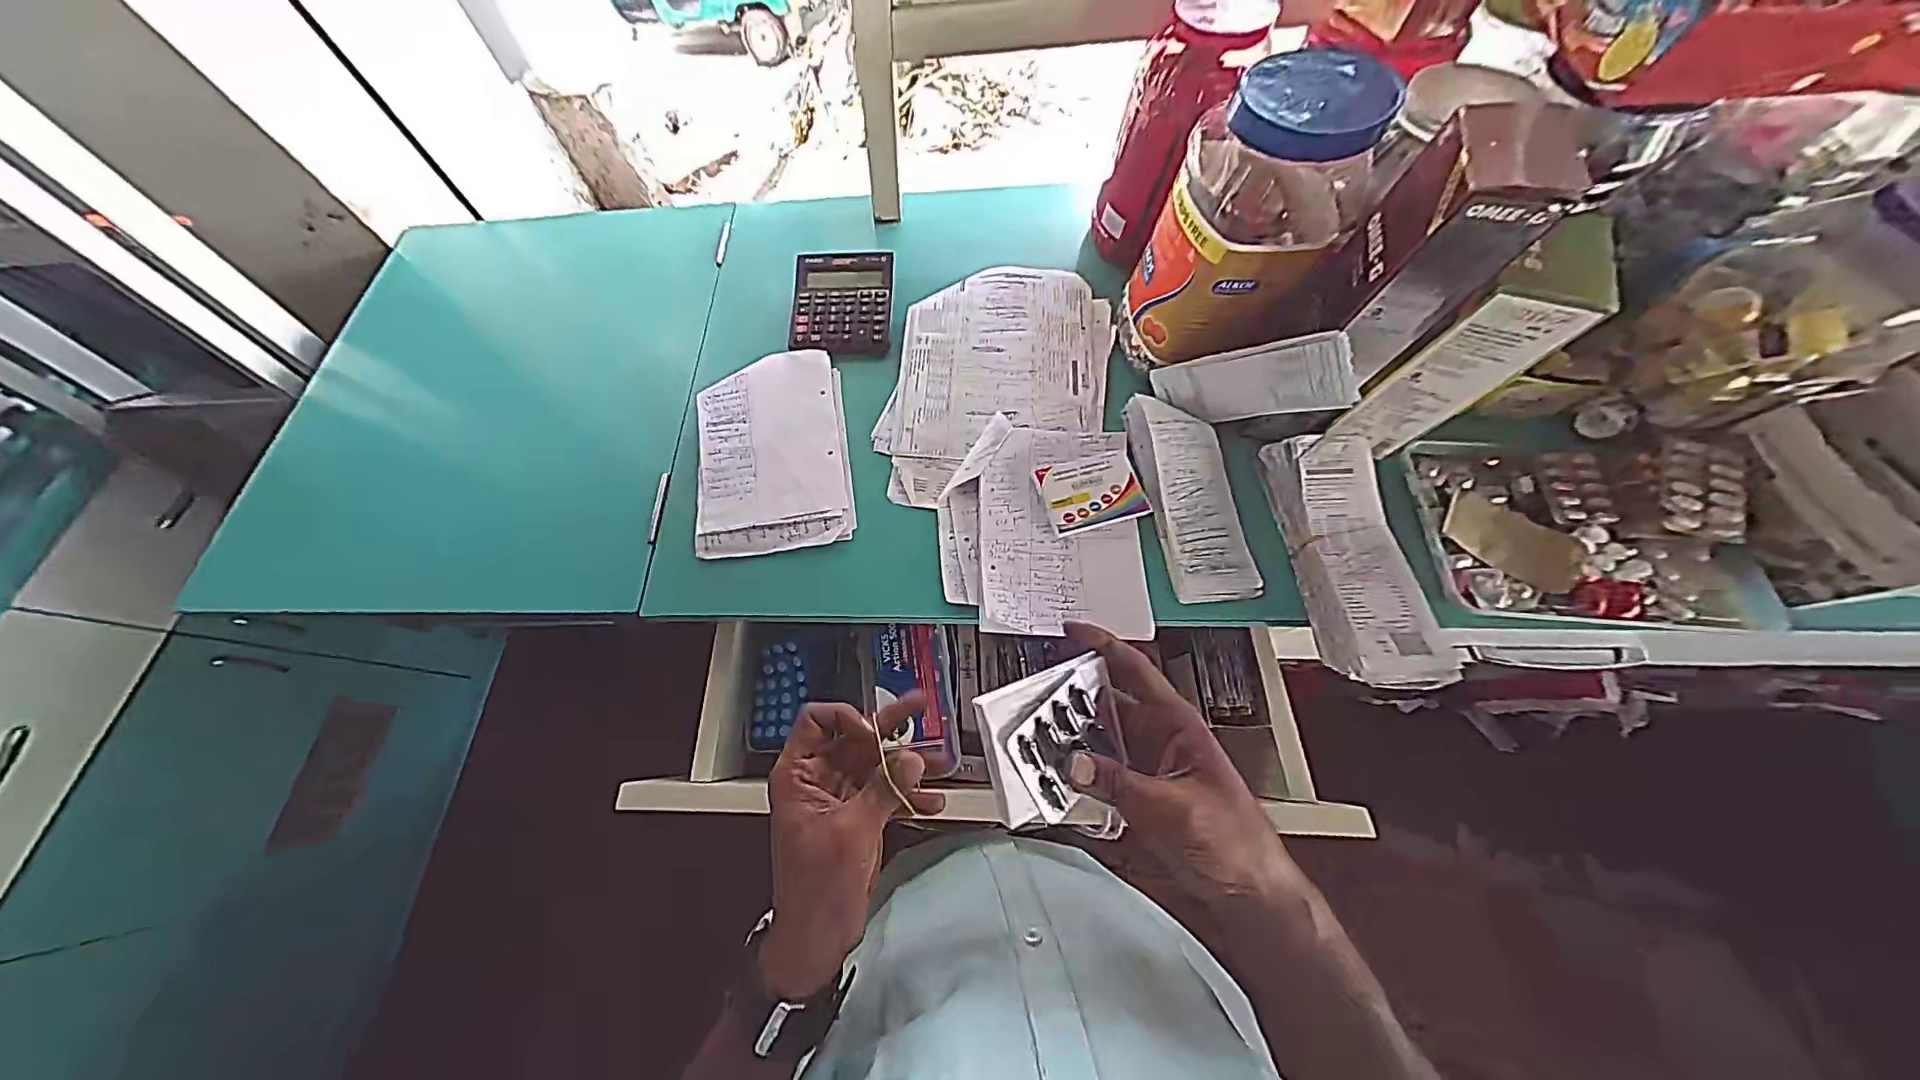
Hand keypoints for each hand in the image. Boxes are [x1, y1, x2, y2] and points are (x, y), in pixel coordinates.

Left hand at [760, 694, 944, 998]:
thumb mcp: (851, 831)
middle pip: (856, 739)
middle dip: (890, 730)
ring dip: (908, 764)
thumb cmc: (814, 889)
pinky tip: (932, 800)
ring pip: (877, 764)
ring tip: (940, 760)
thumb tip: (910, 758)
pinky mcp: (860, 815)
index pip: (818, 722)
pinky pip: (886, 791)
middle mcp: (819, 779)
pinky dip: (908, 794)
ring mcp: (842, 797)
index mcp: (799, 775)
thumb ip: (883, 789)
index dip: (847, 719)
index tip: (874, 731)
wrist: (817, 938)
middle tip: (918, 709)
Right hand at [1063, 621, 1294, 907]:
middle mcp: (1155, 743)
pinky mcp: (1130, 801)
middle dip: (1070, 697)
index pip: (1135, 671)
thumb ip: (1120, 784)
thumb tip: (1077, 764)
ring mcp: (1141, 771)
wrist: (1247, 894)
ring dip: (1068, 741)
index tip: (1072, 631)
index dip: (1103, 645)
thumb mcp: (1174, 807)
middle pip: (1104, 705)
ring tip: (1039, 740)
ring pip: (1093, 742)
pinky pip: (1091, 779)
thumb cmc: (1238, 842)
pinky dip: (1072, 779)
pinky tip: (1057, 783)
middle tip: (1038, 694)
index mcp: (1176, 725)